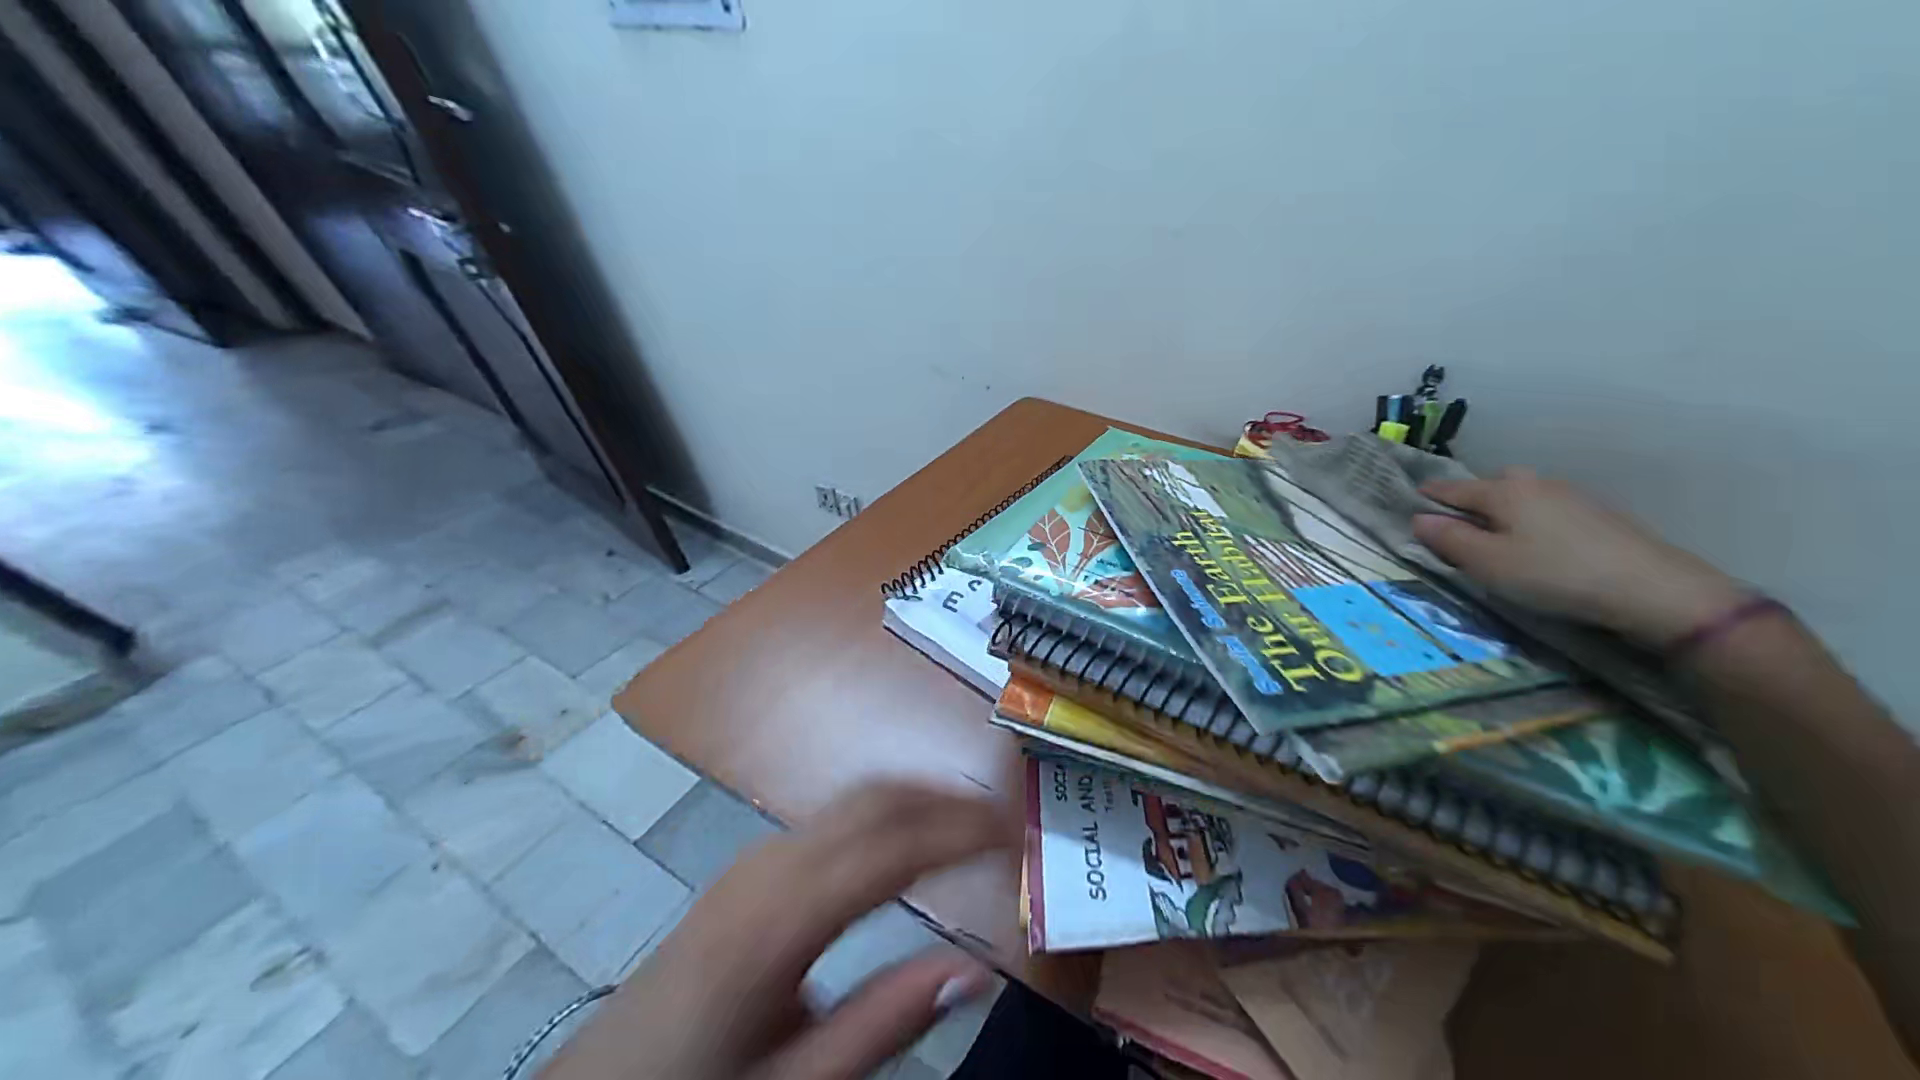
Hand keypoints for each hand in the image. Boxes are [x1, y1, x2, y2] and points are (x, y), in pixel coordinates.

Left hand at [543, 783, 1011, 1079]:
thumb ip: (885, 1024)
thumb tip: (976, 970)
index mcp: (783, 916)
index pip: (893, 846)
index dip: (963, 829)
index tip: (1019, 830)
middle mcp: (773, 863)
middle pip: (875, 799)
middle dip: (948, 797)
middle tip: (1011, 816)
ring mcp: (760, 855)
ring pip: (856, 798)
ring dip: (921, 796)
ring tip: (978, 818)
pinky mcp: (756, 863)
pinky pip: (836, 815)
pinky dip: (890, 810)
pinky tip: (915, 835)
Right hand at [1410, 467, 1746, 645]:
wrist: (1652, 588)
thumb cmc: (1552, 573)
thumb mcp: (1486, 563)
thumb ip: (1448, 539)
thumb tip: (1419, 519)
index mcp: (1502, 490)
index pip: (1451, 488)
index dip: (1427, 497)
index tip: (1408, 504)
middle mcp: (1535, 483)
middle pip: (1491, 484)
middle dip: (1470, 499)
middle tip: (1457, 527)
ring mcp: (1571, 496)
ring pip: (1523, 495)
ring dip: (1504, 510)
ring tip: (1497, 538)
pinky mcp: (1598, 515)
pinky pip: (1548, 509)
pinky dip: (1532, 521)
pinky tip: (1538, 546)